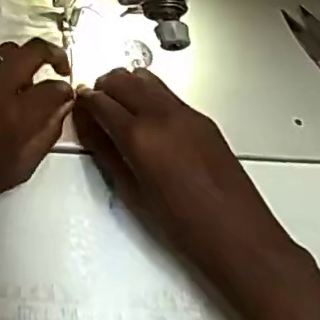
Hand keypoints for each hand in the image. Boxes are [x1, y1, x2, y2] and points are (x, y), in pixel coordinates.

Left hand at [0, 40, 75, 223]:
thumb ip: (49, 129)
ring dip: (21, 62)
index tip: (65, 93)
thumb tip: (63, 102)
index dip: (65, 89)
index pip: (54, 87)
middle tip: (58, 67)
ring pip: (6, 50)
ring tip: (21, 83)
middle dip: (51, 55)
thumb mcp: (25, 164)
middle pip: (33, 51)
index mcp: (17, 115)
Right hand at [75, 68, 299, 273]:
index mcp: (140, 137)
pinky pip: (167, 93)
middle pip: (121, 79)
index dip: (84, 101)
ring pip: (145, 78)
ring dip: (126, 86)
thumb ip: (105, 152)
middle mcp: (163, 116)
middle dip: (103, 87)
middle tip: (94, 103)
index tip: (78, 106)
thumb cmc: (188, 229)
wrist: (241, 241)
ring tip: (119, 107)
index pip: (100, 100)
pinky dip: (149, 95)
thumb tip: (89, 128)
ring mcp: (186, 114)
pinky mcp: (204, 119)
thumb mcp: (132, 192)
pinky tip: (147, 119)